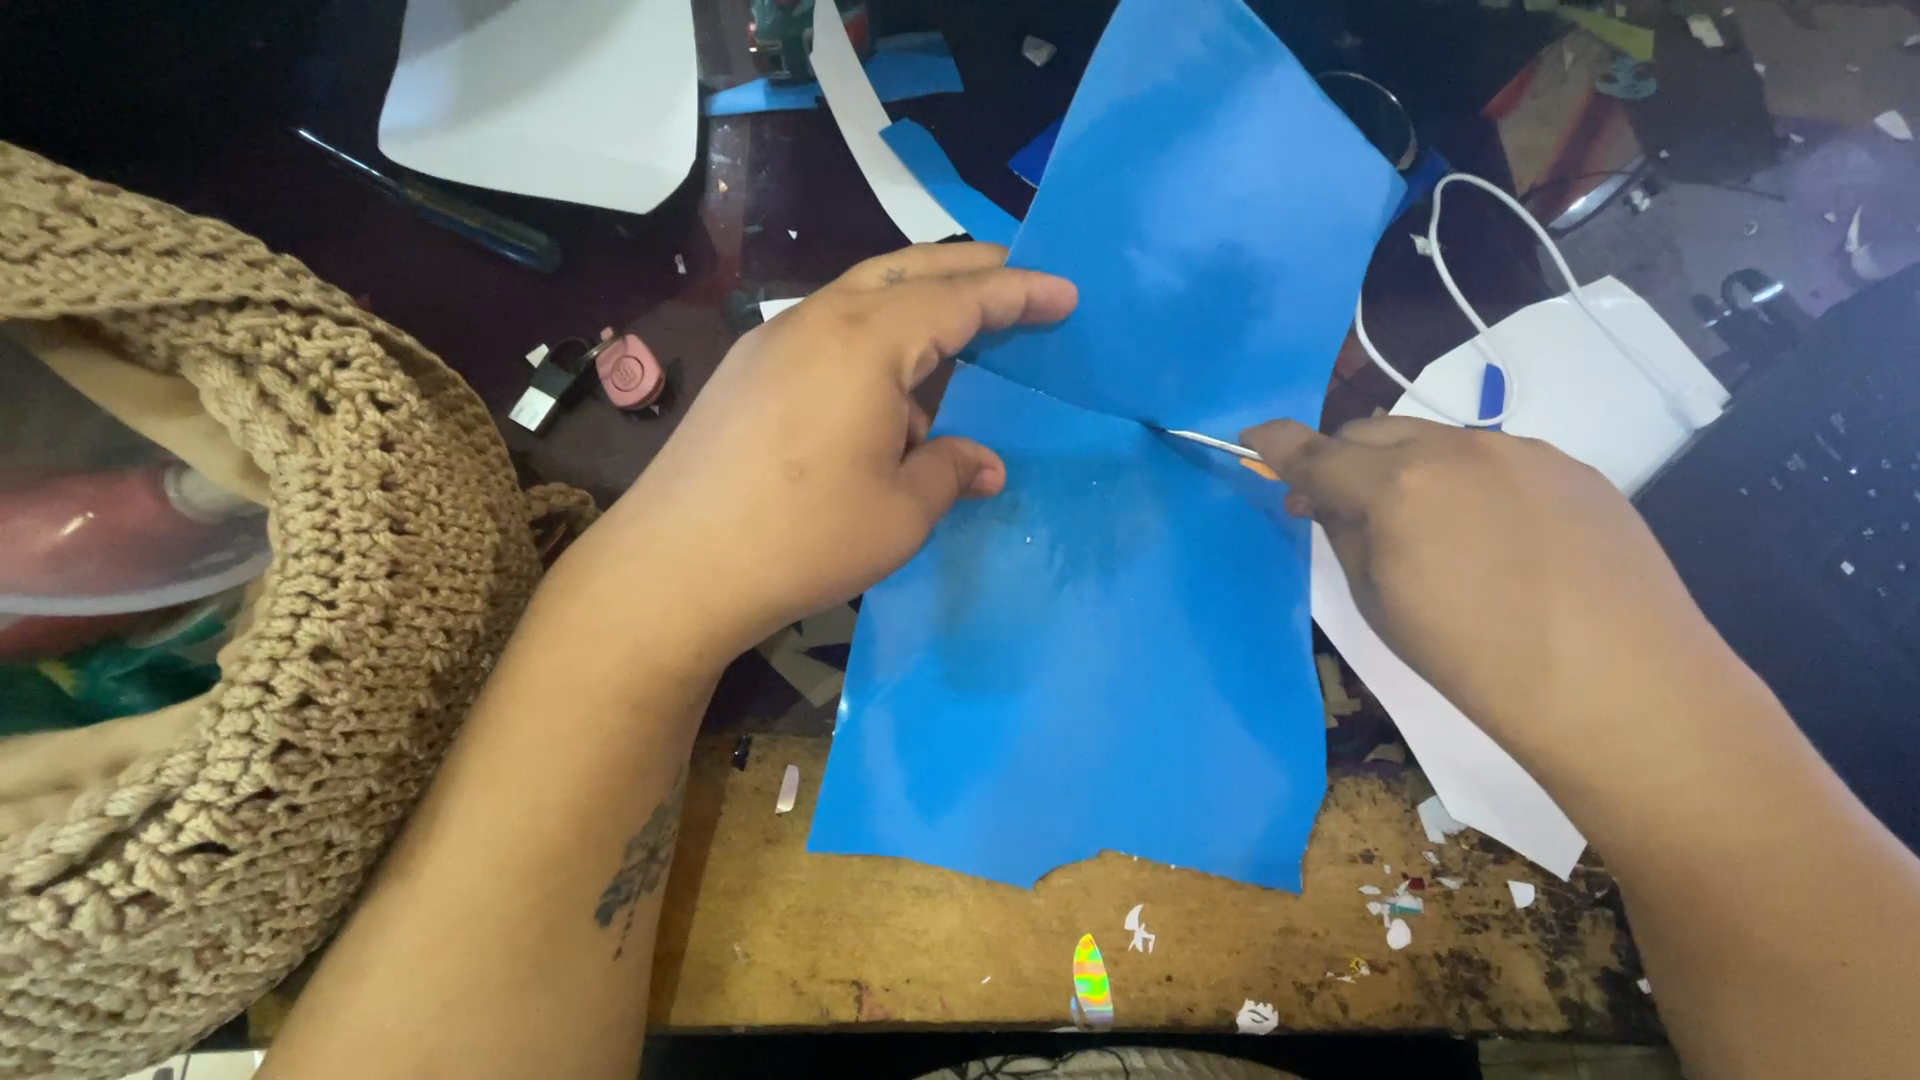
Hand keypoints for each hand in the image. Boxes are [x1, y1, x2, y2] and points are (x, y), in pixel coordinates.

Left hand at [568, 244, 1076, 659]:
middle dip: (969, 271)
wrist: (677, 567)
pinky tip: (887, 390)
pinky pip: (829, 330)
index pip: (958, 299)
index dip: (1017, 294)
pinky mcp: (749, 371)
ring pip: (862, 297)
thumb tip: (986, 463)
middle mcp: (818, 320)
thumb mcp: (901, 513)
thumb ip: (950, 471)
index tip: (1066, 292)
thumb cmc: (805, 539)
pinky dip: (874, 339)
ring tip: (958, 338)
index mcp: (867, 343)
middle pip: (907, 272)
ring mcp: (774, 341)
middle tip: (1018, 281)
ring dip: (917, 306)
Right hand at [1241, 416, 1724, 759]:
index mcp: (1397, 486)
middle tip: (1336, 507)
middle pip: (1371, 431)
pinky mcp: (1572, 468)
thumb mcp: (1377, 603)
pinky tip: (1489, 535)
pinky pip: (1492, 458)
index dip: (1275, 444)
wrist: (1619, 687)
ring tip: (1422, 526)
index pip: (1314, 451)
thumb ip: (1344, 535)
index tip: (1253, 439)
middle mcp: (1457, 449)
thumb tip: (1328, 500)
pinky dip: (1464, 480)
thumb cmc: (1472, 659)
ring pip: (1434, 440)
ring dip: (1404, 468)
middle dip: (1341, 459)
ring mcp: (1522, 452)